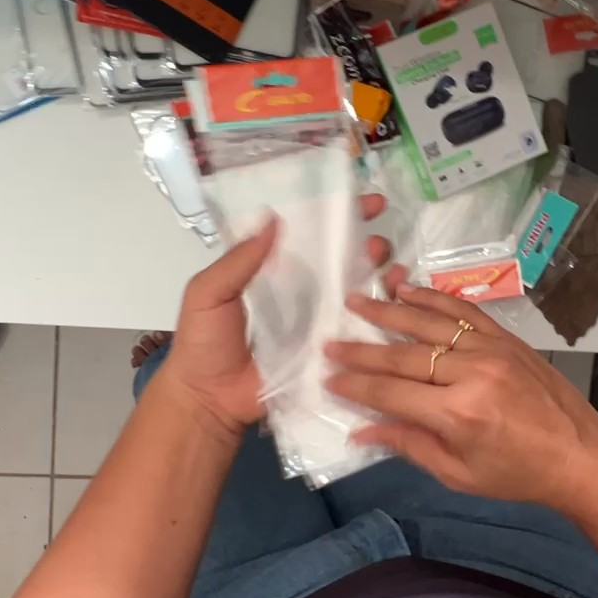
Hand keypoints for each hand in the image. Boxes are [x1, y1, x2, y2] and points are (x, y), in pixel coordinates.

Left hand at [159, 195, 395, 434]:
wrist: (210, 399)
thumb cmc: (203, 344)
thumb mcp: (209, 292)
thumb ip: (238, 260)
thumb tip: (272, 220)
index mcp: (273, 272)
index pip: (307, 235)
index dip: (333, 216)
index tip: (362, 199)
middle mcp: (301, 292)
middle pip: (341, 260)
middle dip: (366, 243)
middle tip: (378, 239)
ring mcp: (318, 323)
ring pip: (357, 291)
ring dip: (378, 273)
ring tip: (389, 265)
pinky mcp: (329, 351)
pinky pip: (358, 330)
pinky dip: (380, 314)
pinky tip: (395, 300)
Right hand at [324, 284, 597, 507]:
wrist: (581, 456)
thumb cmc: (518, 475)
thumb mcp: (459, 474)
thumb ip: (410, 445)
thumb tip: (362, 431)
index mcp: (458, 414)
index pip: (391, 394)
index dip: (356, 386)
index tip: (328, 378)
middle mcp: (472, 373)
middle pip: (404, 356)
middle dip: (362, 350)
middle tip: (330, 342)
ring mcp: (491, 350)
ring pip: (430, 323)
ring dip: (390, 311)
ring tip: (357, 301)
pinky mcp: (507, 340)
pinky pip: (463, 312)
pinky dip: (433, 299)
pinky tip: (408, 290)